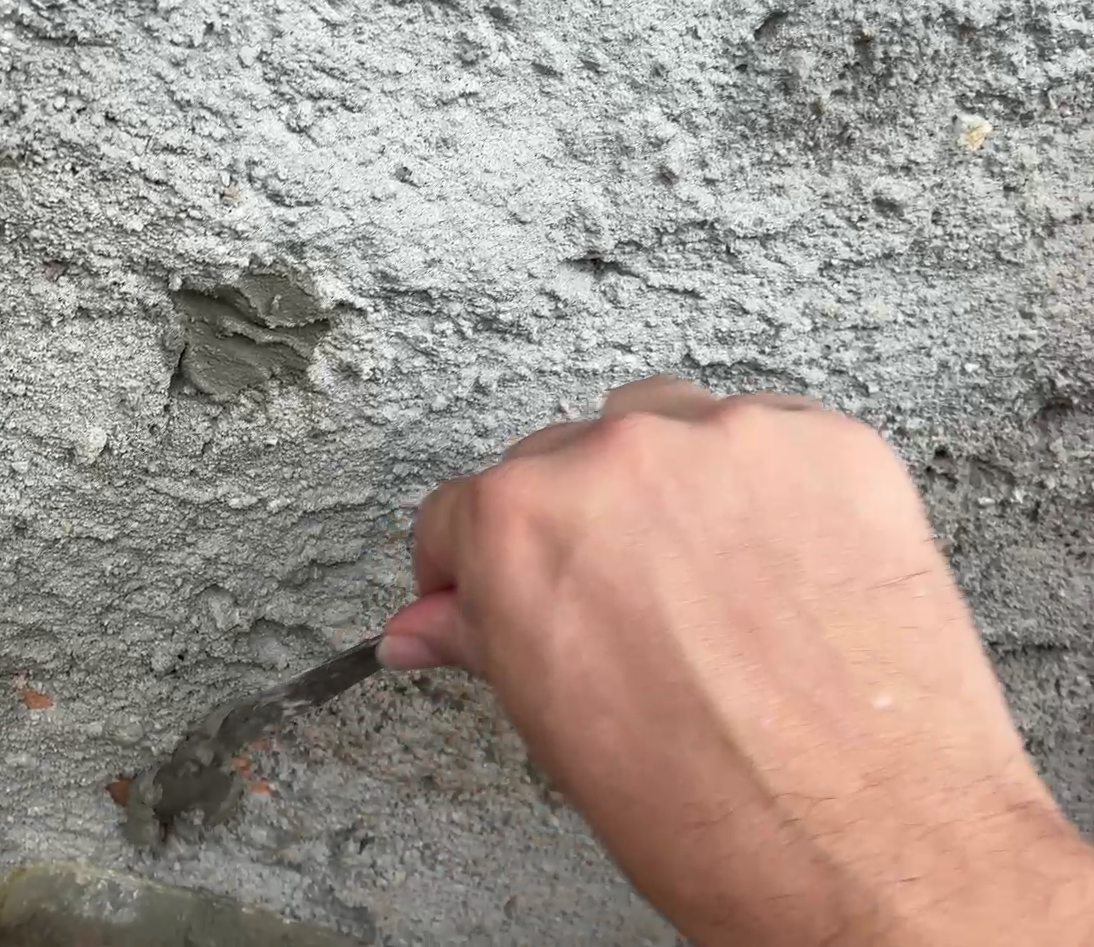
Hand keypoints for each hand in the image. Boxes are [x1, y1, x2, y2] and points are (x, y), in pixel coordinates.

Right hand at [385, 377, 1093, 946]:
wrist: (865, 850)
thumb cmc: (686, 793)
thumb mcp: (534, 701)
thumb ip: (465, 632)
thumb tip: (411, 628)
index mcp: (510, 518)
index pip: (454, 510)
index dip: (462, 560)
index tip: (482, 584)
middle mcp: (600, 459)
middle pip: (544, 464)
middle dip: (559, 526)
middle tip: (601, 593)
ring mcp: (716, 443)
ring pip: (641, 426)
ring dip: (646, 481)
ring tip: (681, 561)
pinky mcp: (821, 445)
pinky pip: (752, 430)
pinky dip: (744, 479)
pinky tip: (759, 550)